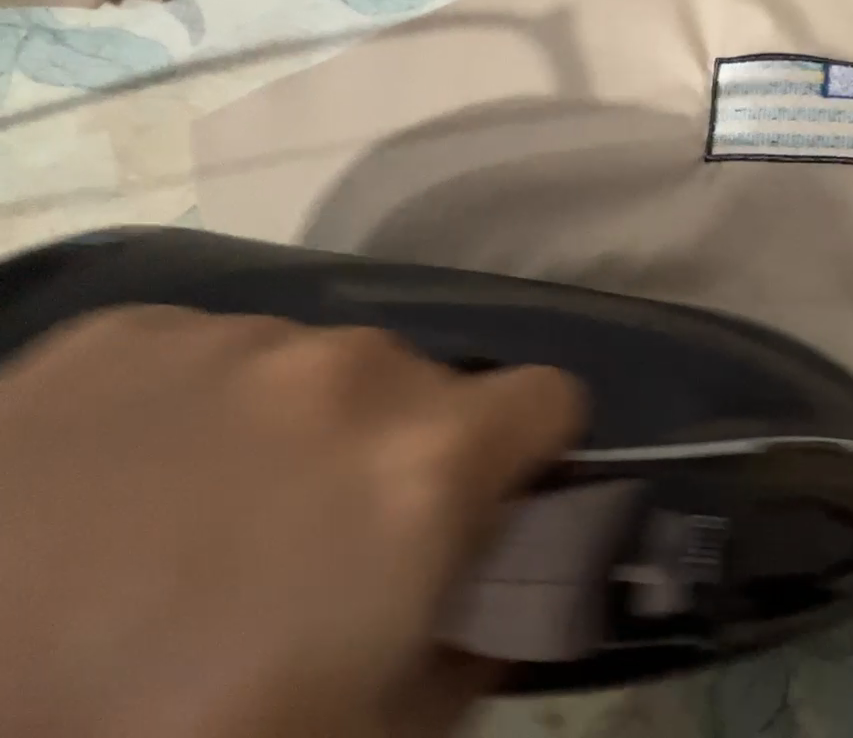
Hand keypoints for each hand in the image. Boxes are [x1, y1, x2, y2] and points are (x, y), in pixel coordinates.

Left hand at [0, 305, 583, 737]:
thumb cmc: (199, 732)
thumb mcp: (388, 720)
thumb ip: (481, 634)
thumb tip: (498, 589)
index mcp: (432, 456)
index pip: (552, 397)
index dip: (530, 451)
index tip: (485, 497)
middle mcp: (352, 372)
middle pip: (431, 382)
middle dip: (407, 441)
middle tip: (327, 531)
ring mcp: (232, 343)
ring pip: (325, 361)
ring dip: (305, 420)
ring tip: (209, 508)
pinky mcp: (119, 336)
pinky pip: (215, 349)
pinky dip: (205, 401)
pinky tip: (133, 477)